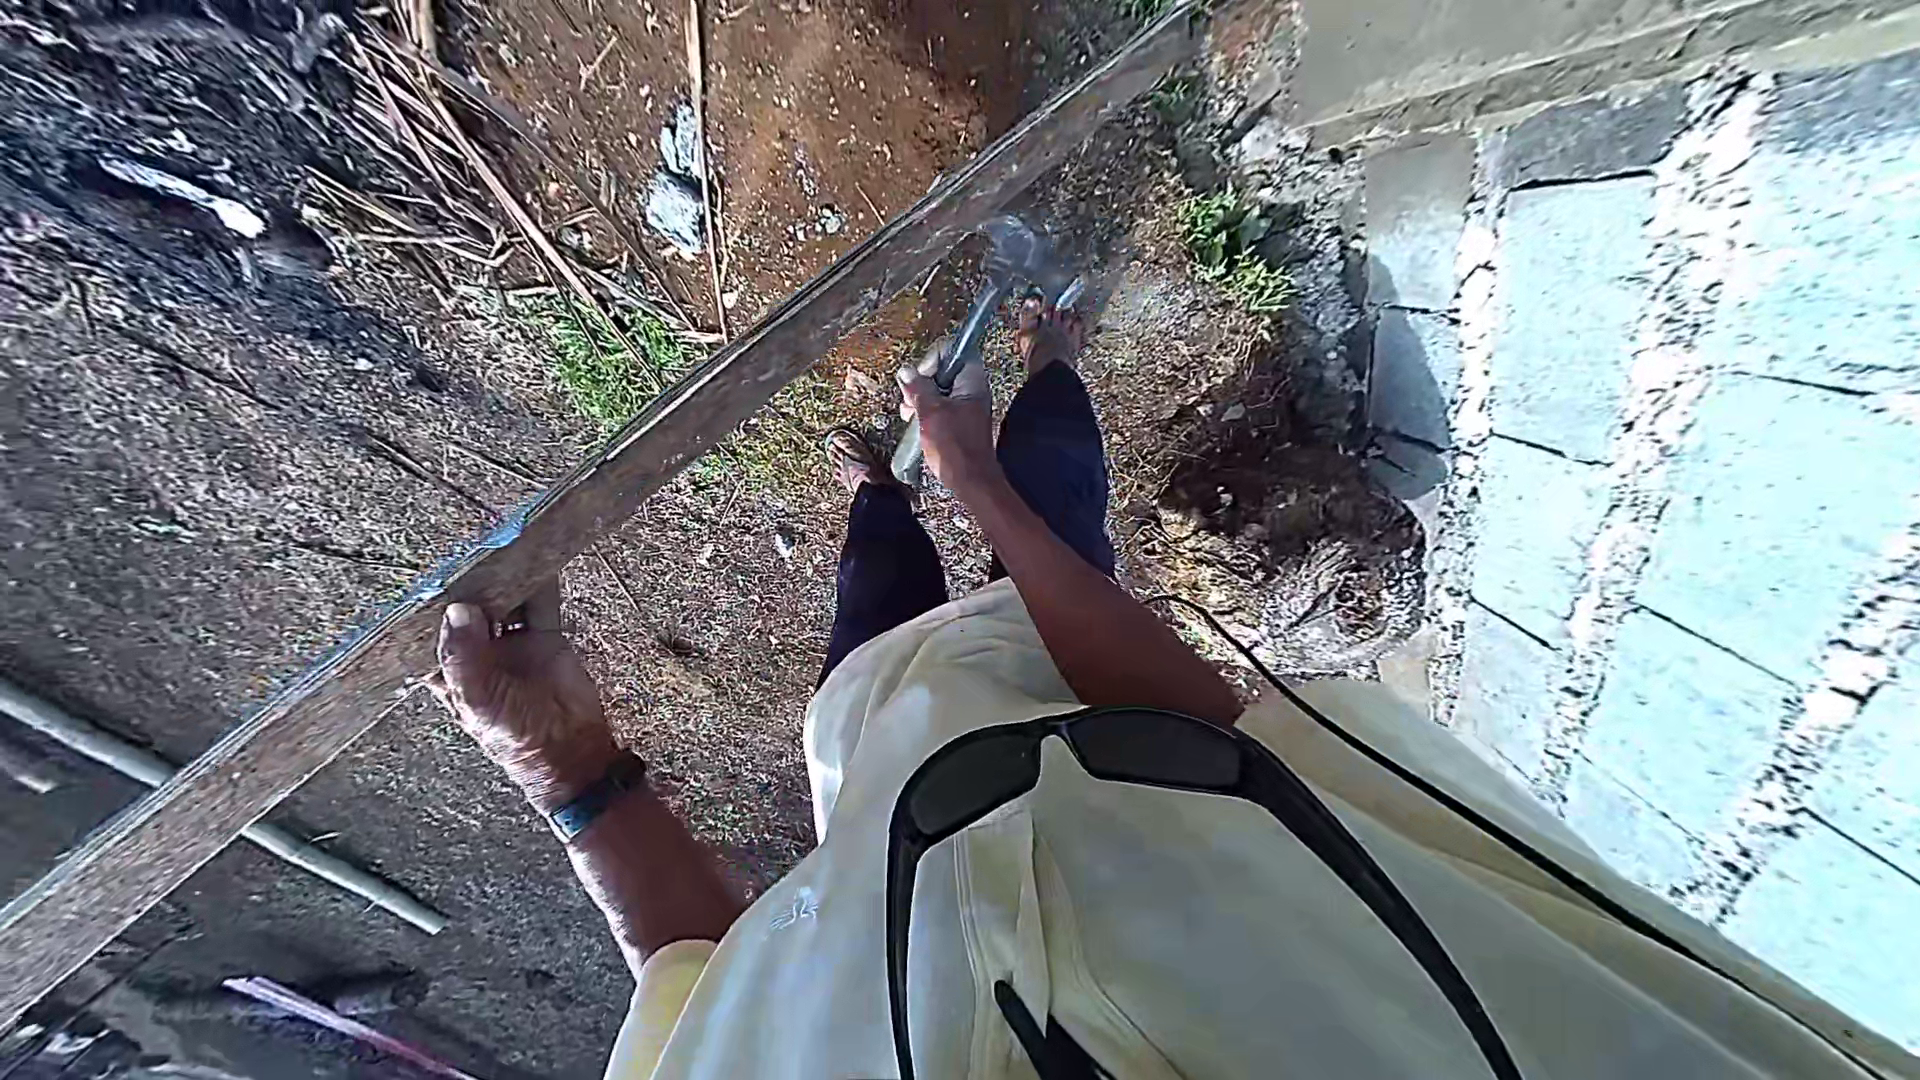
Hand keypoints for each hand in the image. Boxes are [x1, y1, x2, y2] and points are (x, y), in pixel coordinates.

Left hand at [426, 579, 619, 811]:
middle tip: (469, 559)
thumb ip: (466, 656)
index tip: (429, 581)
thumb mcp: (479, 700)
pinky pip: (542, 607)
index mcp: (450, 672)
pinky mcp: (547, 637)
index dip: (428, 610)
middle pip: (470, 613)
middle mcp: (480, 654)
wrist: (569, 744)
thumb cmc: (514, 734)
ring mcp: (514, 644)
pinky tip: (539, 566)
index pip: (431, 635)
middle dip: (470, 589)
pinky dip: (542, 587)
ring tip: (503, 555)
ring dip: (505, 584)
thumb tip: (460, 610)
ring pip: (506, 605)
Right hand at [897, 343, 996, 494]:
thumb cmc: (954, 446)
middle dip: (922, 382)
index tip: (920, 379)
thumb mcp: (930, 412)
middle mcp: (973, 390)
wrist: (970, 480)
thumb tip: (906, 371)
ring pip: (940, 390)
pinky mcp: (961, 422)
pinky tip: (915, 423)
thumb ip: (918, 388)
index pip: (952, 352)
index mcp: (972, 381)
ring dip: (921, 398)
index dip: (932, 360)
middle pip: (943, 370)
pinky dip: (927, 411)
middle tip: (909, 399)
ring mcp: (967, 407)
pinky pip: (942, 407)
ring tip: (908, 414)